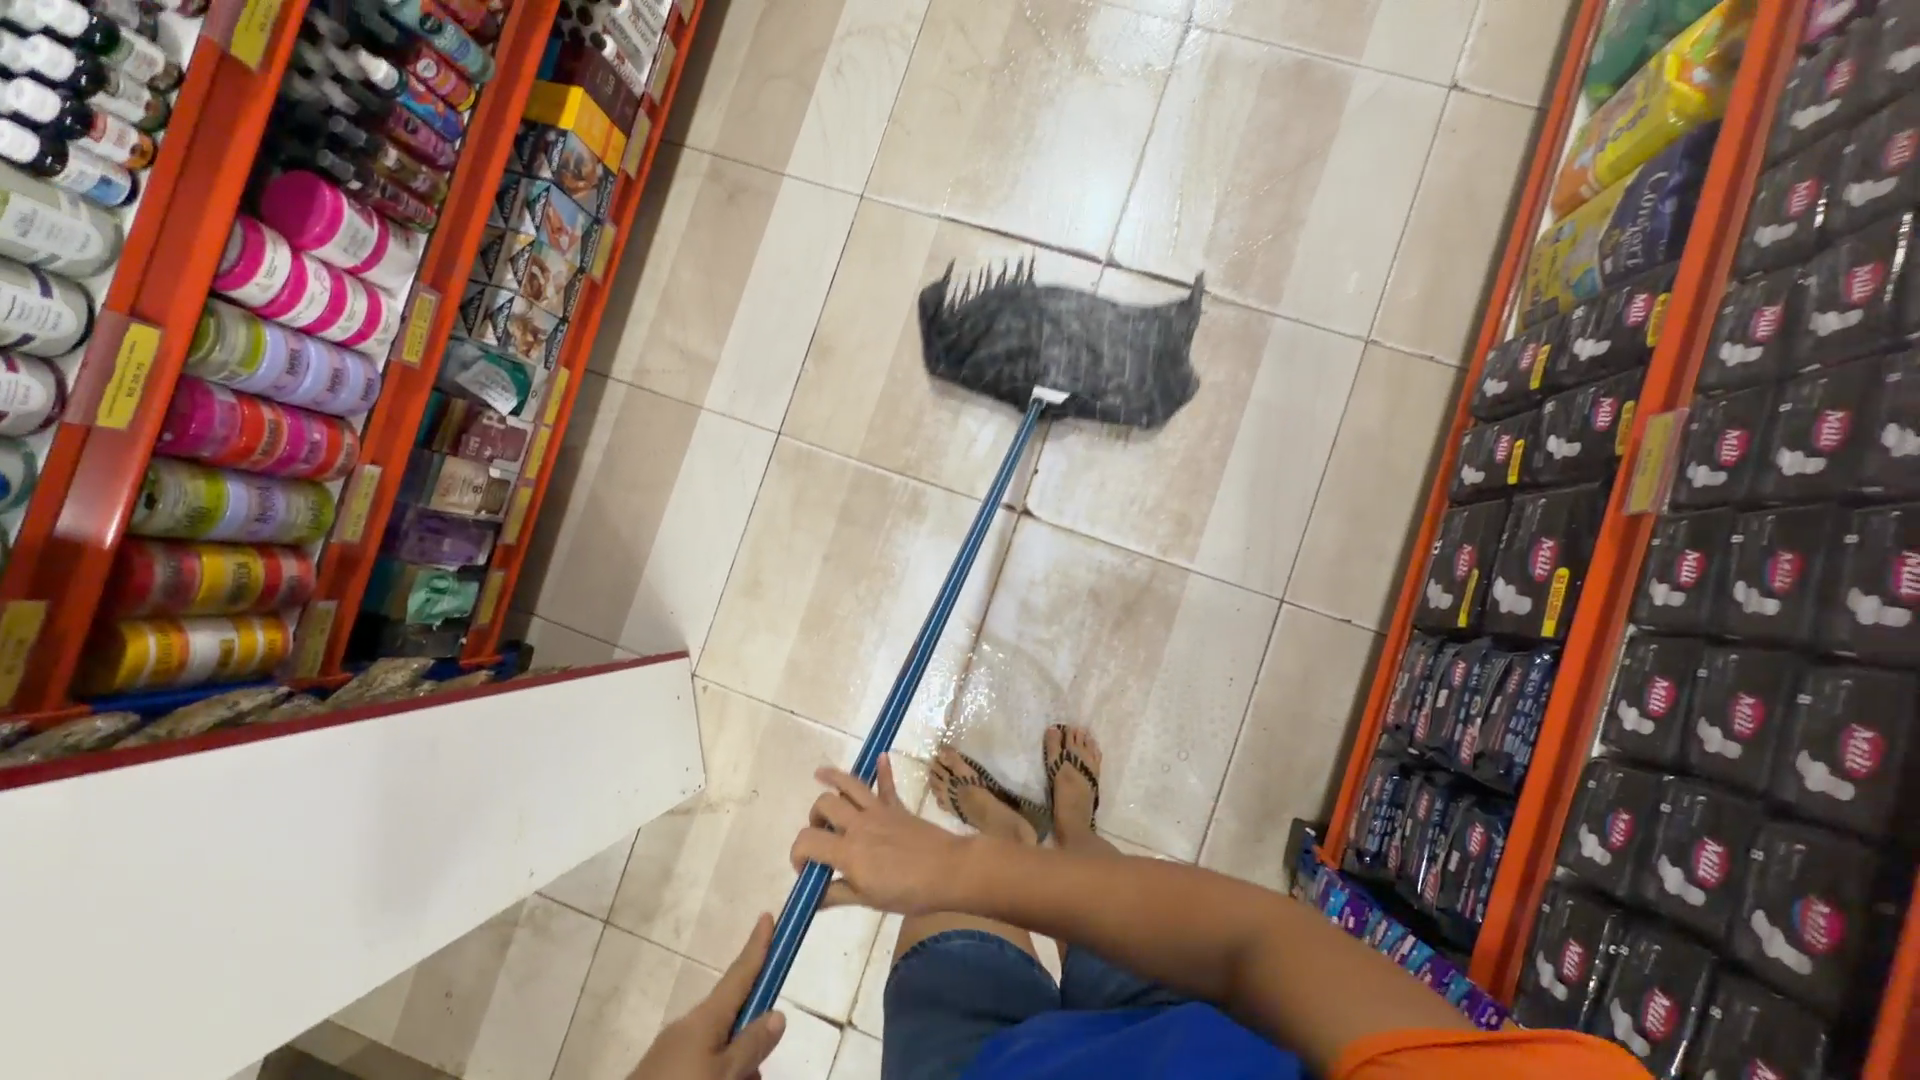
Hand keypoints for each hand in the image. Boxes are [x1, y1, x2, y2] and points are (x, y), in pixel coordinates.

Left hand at [627, 914, 784, 1079]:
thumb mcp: (723, 1075)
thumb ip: (751, 1045)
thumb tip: (776, 1013)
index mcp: (704, 1019)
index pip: (738, 974)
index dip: (756, 946)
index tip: (766, 915)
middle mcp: (687, 1027)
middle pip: (732, 1018)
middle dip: (752, 1037)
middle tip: (760, 1068)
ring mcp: (671, 1051)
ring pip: (718, 1048)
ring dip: (736, 1065)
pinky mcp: (661, 1073)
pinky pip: (701, 1064)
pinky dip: (718, 1073)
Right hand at [790, 756, 968, 914]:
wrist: (947, 870)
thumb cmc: (908, 892)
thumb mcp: (868, 900)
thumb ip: (837, 894)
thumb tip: (813, 897)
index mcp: (847, 851)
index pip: (807, 840)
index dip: (797, 853)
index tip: (805, 867)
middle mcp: (858, 824)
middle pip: (824, 804)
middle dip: (814, 817)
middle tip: (821, 834)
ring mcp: (878, 811)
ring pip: (850, 784)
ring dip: (833, 777)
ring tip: (820, 774)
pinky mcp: (896, 807)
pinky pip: (886, 785)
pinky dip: (883, 770)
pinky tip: (880, 756)